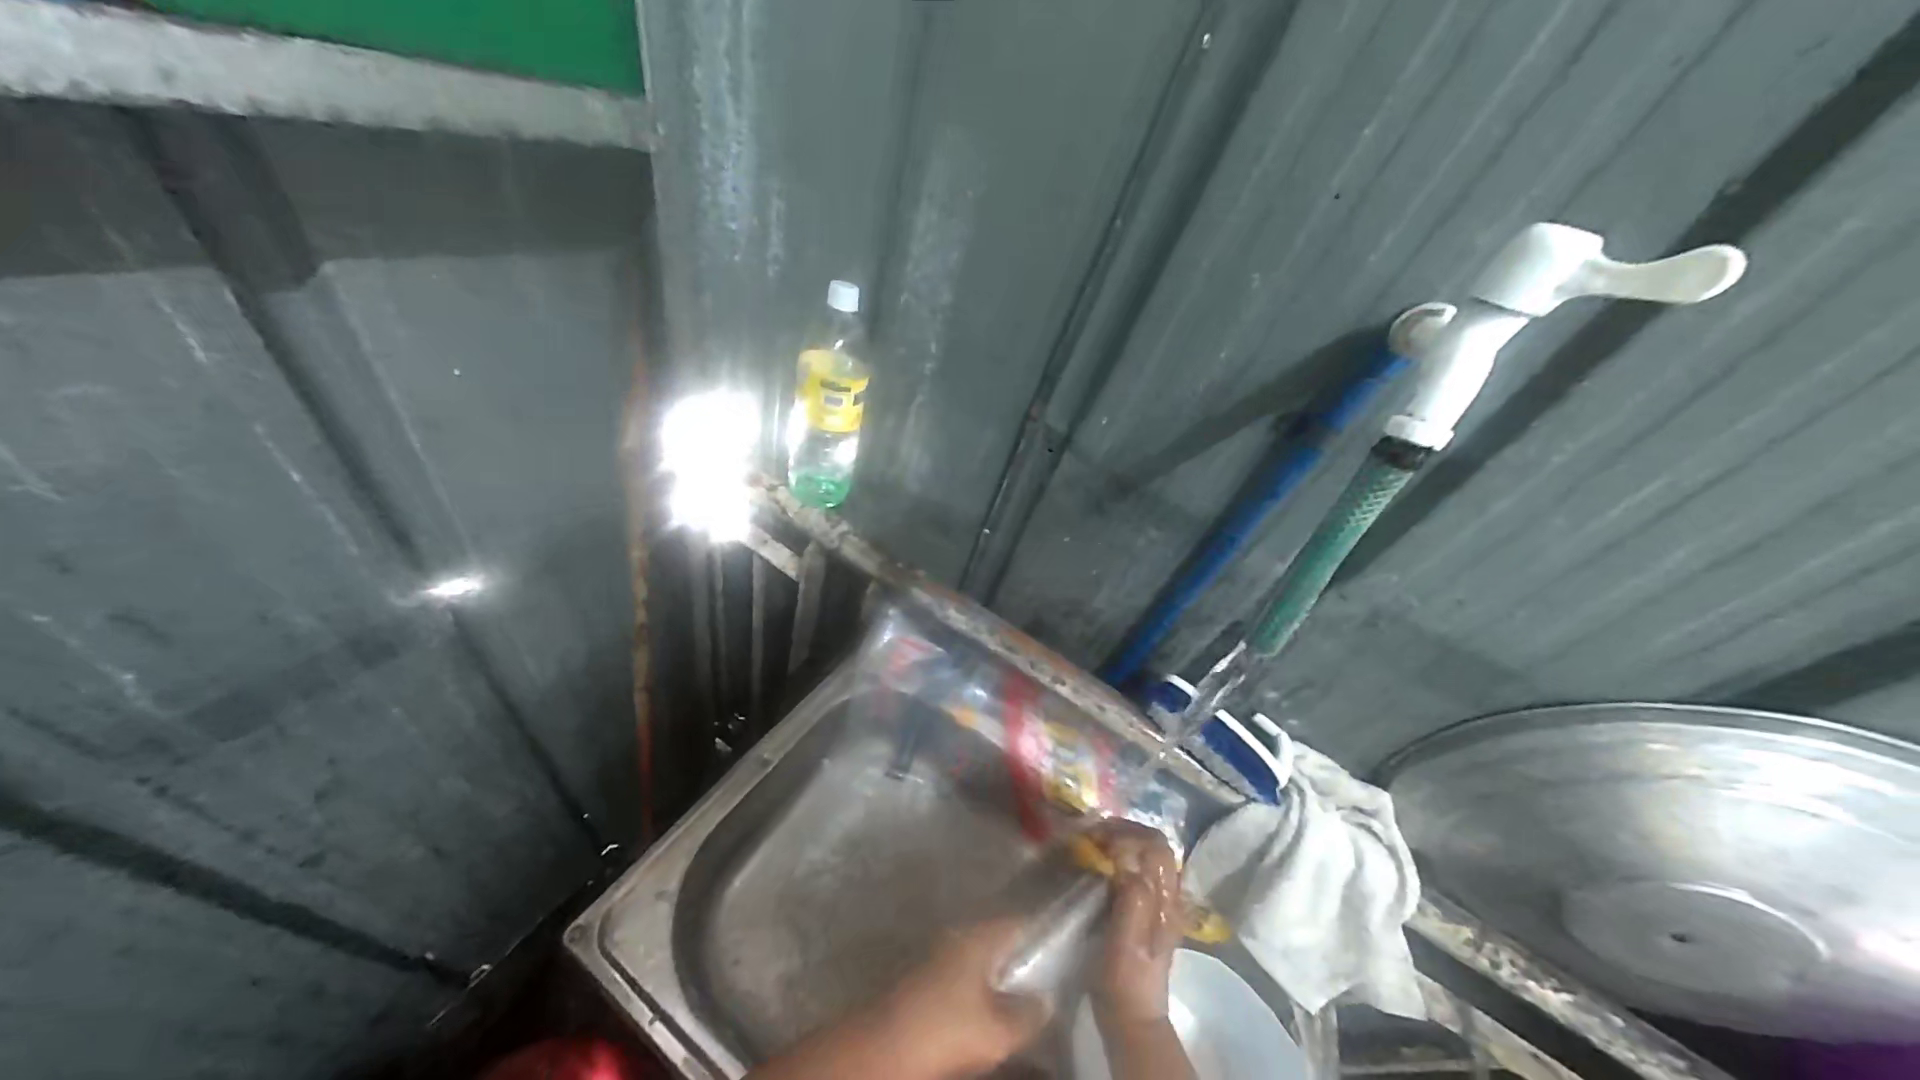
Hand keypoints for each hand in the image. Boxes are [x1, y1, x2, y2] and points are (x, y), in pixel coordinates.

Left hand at [878, 917, 1051, 1077]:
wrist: (883, 1048)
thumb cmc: (946, 1029)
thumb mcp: (998, 1032)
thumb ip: (1028, 1016)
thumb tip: (1046, 1000)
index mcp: (977, 938)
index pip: (1016, 923)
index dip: (1040, 930)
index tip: (1061, 940)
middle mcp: (956, 937)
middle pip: (995, 939)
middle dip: (1017, 954)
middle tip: (1044, 973)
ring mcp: (936, 956)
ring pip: (976, 958)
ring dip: (995, 973)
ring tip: (1018, 994)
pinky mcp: (922, 979)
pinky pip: (960, 975)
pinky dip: (976, 986)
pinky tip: (986, 1007)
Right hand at [1090, 821, 1184, 1024]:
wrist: (1132, 1017)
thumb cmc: (1123, 979)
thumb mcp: (1125, 941)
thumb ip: (1132, 899)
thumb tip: (1127, 859)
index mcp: (1164, 900)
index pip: (1154, 845)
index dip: (1124, 833)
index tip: (1094, 838)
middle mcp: (1169, 896)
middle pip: (1156, 844)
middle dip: (1125, 830)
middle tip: (1093, 835)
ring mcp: (1163, 903)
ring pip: (1151, 854)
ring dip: (1125, 840)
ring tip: (1096, 844)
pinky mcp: (1151, 911)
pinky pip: (1143, 869)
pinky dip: (1124, 856)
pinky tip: (1104, 865)